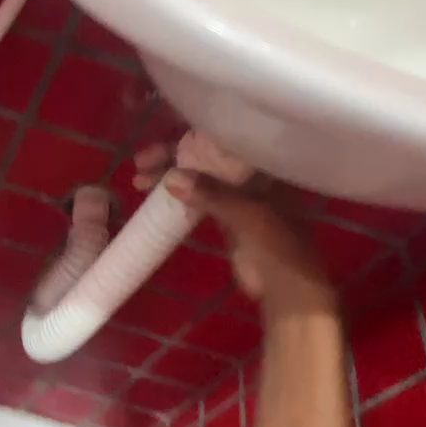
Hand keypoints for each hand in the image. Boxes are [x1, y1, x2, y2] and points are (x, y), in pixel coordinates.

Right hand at [134, 143, 335, 316]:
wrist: (287, 287)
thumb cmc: (278, 244)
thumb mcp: (246, 214)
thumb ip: (211, 194)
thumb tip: (171, 178)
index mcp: (261, 166)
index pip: (221, 140)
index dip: (190, 139)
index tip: (161, 146)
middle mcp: (248, 174)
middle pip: (205, 156)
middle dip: (172, 157)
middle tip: (140, 164)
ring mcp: (235, 196)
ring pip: (197, 177)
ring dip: (168, 176)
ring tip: (138, 180)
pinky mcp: (224, 217)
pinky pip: (195, 199)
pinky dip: (176, 197)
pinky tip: (153, 196)